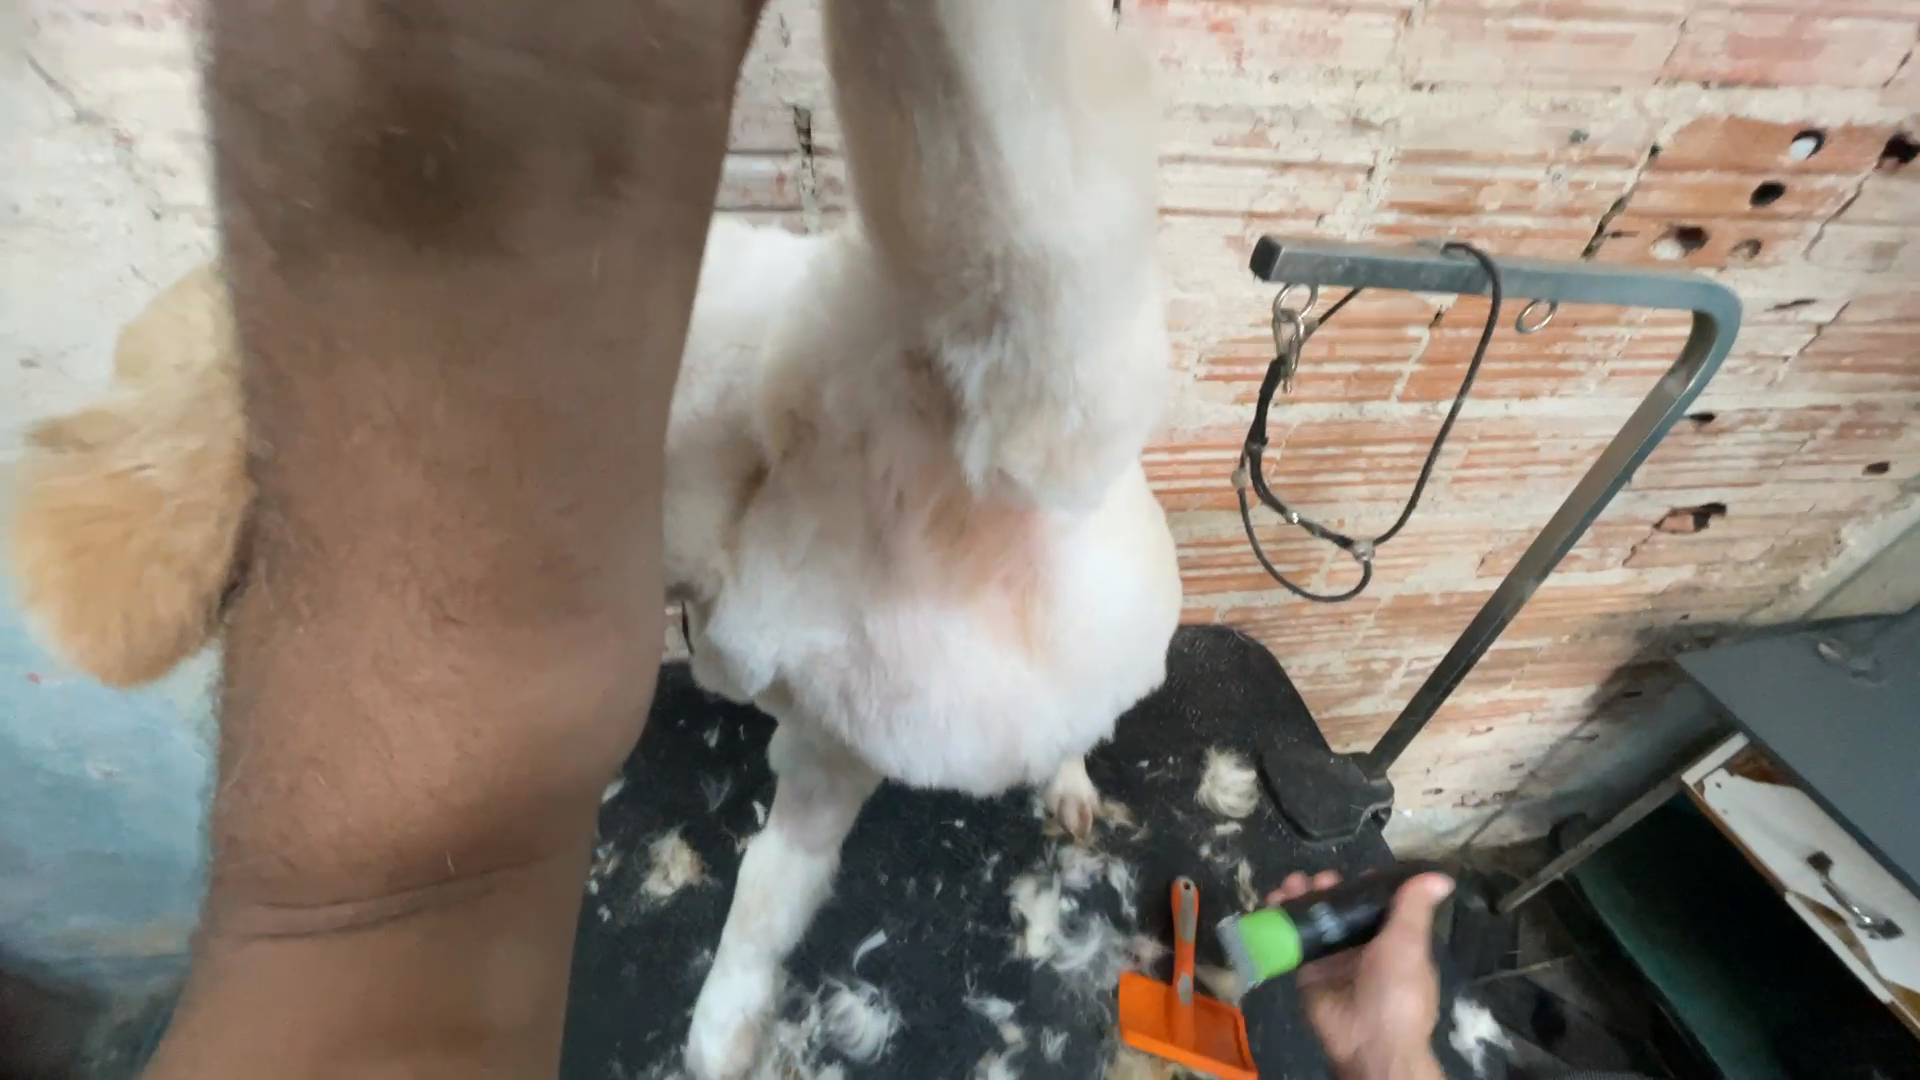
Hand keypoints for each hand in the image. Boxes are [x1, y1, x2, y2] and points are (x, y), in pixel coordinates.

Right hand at [1268, 870, 1454, 1079]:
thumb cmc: (1397, 990)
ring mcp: (1330, 955)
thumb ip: (1413, 909)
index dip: (1359, 884)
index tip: (1350, 871)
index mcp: (1388, 940)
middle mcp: (1358, 944)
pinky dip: (1279, 916)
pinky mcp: (1305, 966)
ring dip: (1298, 895)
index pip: (1371, 904)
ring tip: (1290, 885)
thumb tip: (1441, 877)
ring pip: (1311, 916)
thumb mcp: (1409, 945)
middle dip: (1323, 886)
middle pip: (1336, 905)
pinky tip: (1272, 901)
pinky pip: (1290, 936)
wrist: (1368, 1041)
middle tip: (1315, 881)